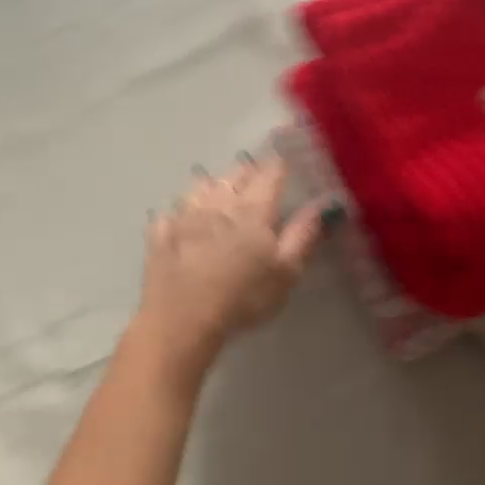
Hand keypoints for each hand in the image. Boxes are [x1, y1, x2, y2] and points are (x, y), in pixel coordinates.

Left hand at [132, 156, 325, 374]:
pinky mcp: (159, 234)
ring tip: (219, 190)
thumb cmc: (242, 298)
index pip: (269, 174)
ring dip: (212, 184)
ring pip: (200, 186)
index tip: (283, 166)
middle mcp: (218, 203)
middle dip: (246, 171)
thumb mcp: (285, 272)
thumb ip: (304, 235)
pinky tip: (179, 218)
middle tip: (254, 178)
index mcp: (253, 209)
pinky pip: (170, 212)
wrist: (182, 318)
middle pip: (234, 174)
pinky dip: (178, 212)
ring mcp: (184, 216)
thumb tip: (325, 204)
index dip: (278, 166)